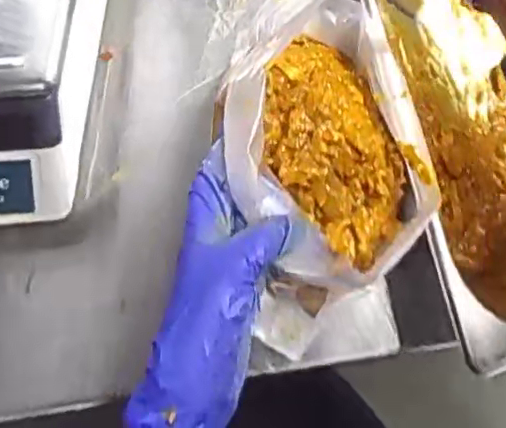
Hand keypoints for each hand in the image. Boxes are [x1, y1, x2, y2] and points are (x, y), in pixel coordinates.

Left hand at [125, 143, 289, 427]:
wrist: (194, 384)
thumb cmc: (198, 324)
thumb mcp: (233, 269)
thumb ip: (264, 237)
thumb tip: (293, 220)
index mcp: (203, 222)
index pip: (214, 170)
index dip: (231, 145)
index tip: (254, 121)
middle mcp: (216, 234)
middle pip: (239, 191)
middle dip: (263, 170)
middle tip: (294, 148)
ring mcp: (232, 259)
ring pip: (256, 219)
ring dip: (278, 206)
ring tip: (308, 184)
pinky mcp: (247, 283)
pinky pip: (270, 250)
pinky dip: (288, 240)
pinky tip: (311, 236)